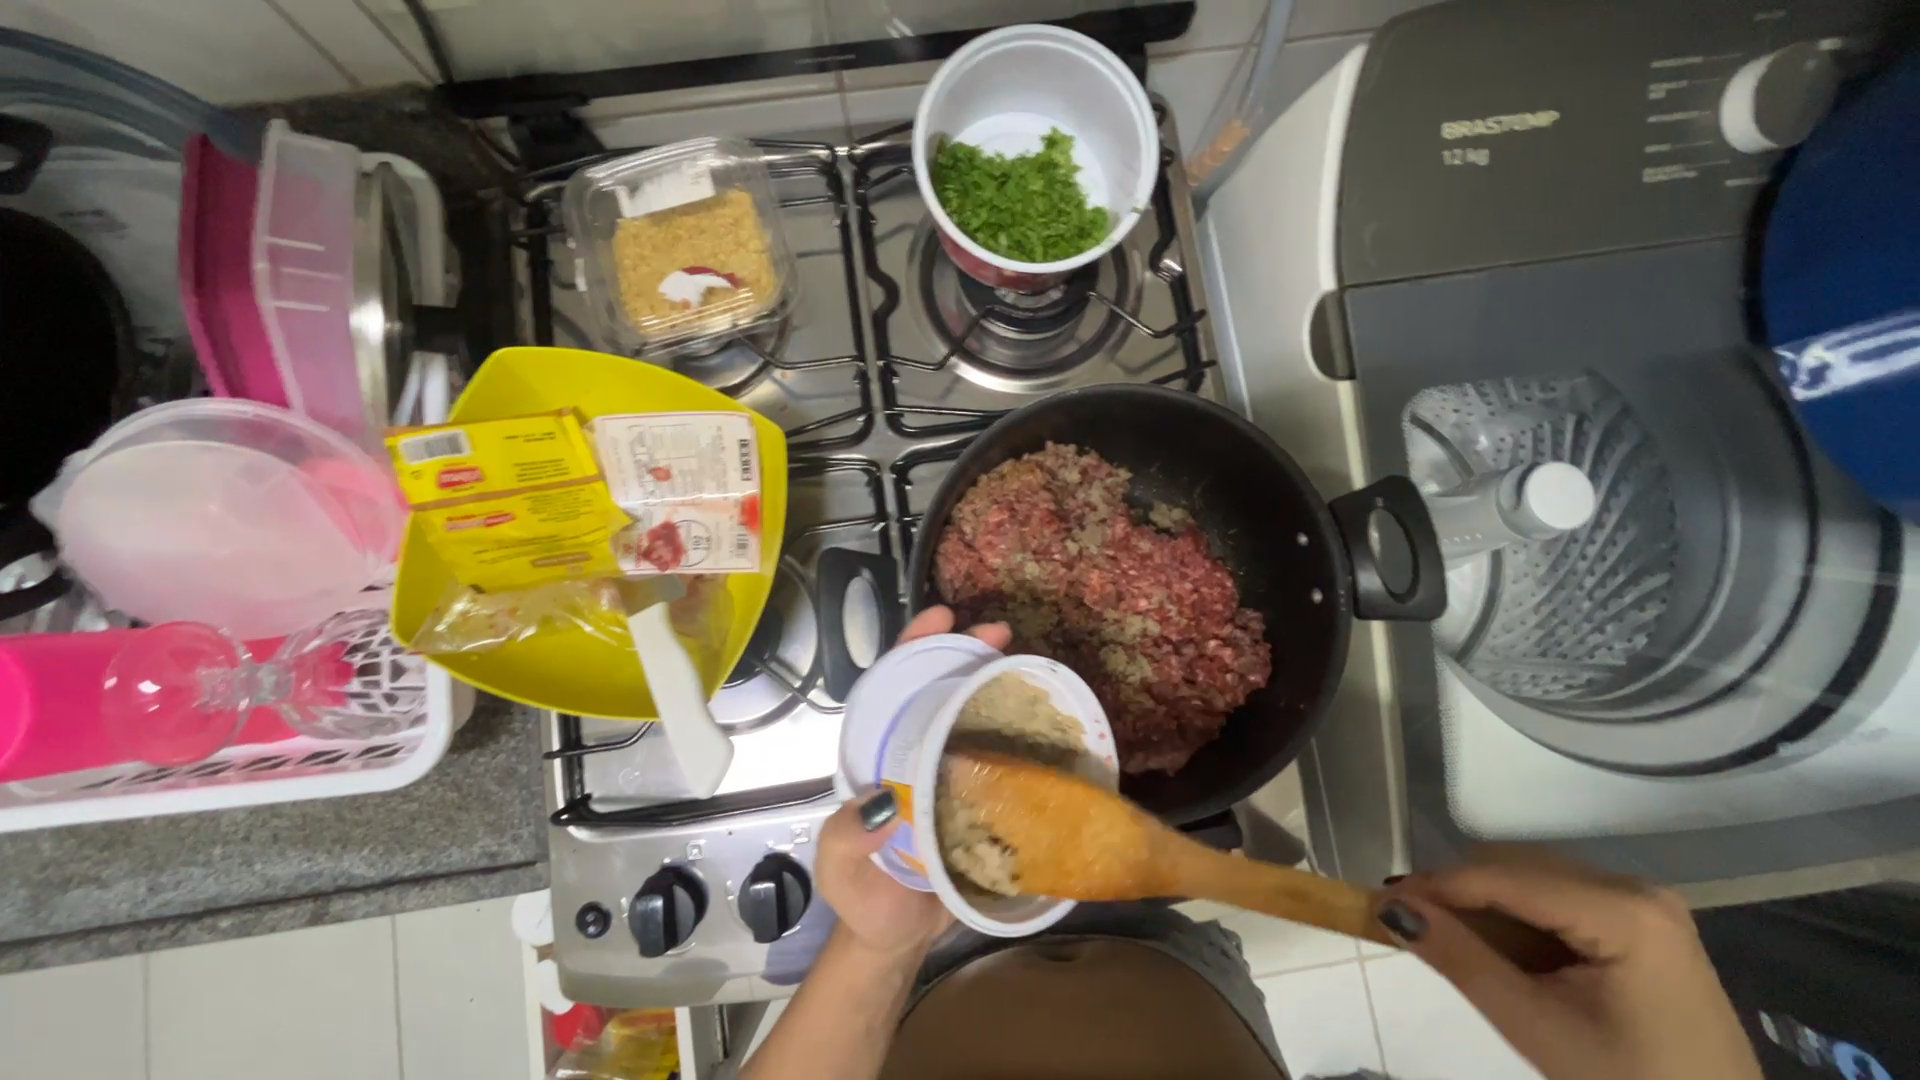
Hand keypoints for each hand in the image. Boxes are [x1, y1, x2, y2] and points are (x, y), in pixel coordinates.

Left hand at [816, 605, 1009, 958]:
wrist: (902, 942)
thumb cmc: (867, 903)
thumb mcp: (842, 873)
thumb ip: (845, 840)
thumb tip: (880, 801)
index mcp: (879, 757)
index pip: (892, 688)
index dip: (914, 648)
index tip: (943, 617)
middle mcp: (915, 754)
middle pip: (937, 689)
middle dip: (963, 651)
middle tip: (999, 633)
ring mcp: (950, 773)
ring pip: (970, 713)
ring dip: (994, 680)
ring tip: (1022, 658)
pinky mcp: (982, 795)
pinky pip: (999, 752)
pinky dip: (1018, 728)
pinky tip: (1042, 717)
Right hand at [1376, 853, 1759, 1079]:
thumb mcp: (1535, 1026)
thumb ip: (1460, 959)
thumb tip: (1388, 905)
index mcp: (1624, 910)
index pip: (1504, 876)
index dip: (1436, 884)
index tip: (1378, 898)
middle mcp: (1637, 888)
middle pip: (1518, 867)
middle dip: (1458, 892)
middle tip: (1407, 920)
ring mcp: (1644, 903)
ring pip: (1532, 878)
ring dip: (1483, 903)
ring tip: (1443, 935)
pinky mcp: (1643, 922)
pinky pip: (1558, 898)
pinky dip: (1516, 916)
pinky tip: (1494, 945)